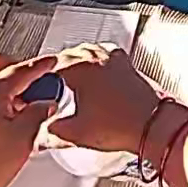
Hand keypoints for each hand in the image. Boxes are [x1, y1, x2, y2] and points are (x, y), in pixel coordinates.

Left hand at [0, 53, 59, 186]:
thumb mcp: (24, 137)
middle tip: (34, 82)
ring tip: (19, 105)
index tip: (50, 63)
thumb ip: (40, 112)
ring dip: (3, 84)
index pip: (23, 69)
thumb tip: (45, 104)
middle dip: (18, 69)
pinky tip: (0, 118)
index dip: (42, 66)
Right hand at [42, 44, 163, 153]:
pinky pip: (107, 54)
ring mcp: (115, 60)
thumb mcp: (75, 134)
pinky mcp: (128, 66)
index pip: (52, 66)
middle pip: (70, 55)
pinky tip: (98, 72)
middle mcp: (98, 58)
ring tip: (70, 77)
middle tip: (49, 83)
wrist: (152, 125)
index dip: (40, 77)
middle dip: (57, 68)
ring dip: (77, 60)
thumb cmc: (121, 125)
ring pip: (89, 51)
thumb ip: (51, 132)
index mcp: (81, 68)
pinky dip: (98, 59)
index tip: (34, 85)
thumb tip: (40, 134)